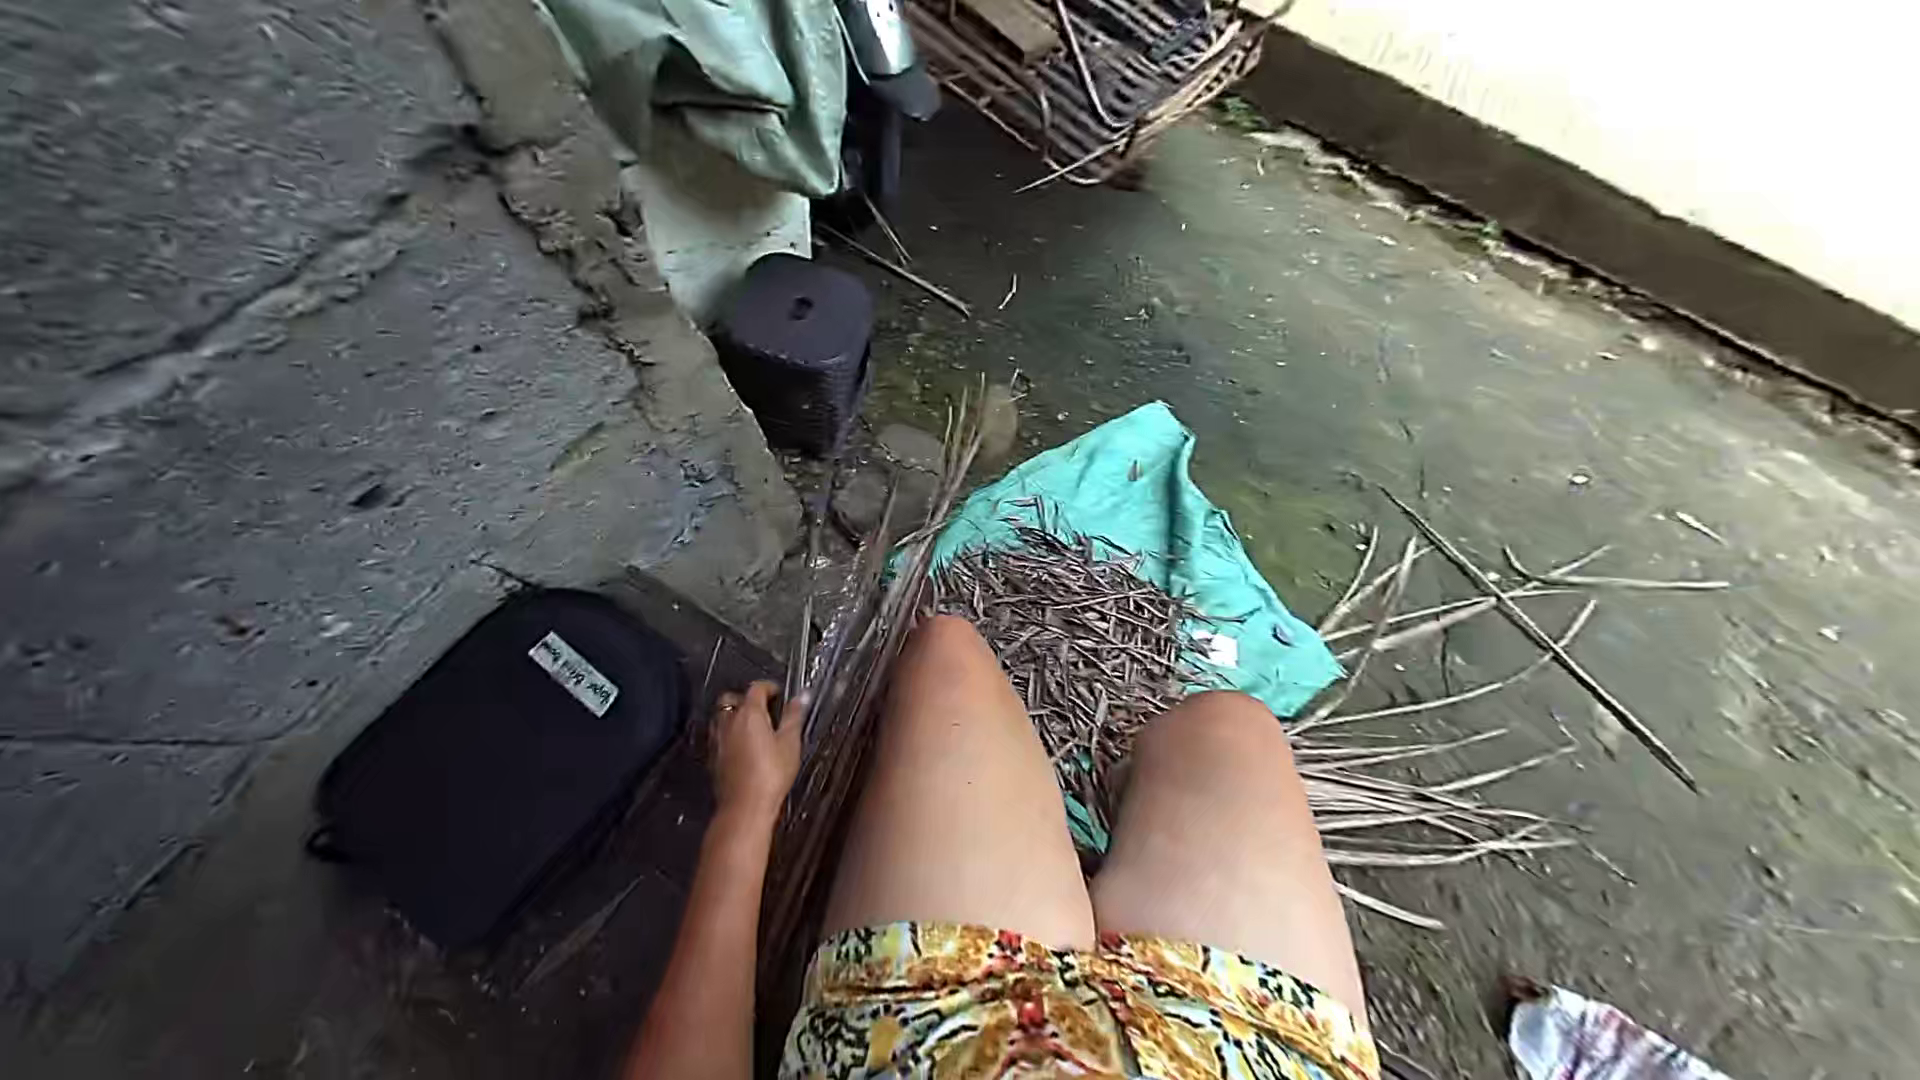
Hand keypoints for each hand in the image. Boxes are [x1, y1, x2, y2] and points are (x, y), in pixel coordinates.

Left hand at [709, 680, 804, 822]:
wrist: (745, 807)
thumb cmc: (770, 774)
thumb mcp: (790, 743)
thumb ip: (794, 716)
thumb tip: (801, 697)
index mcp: (749, 714)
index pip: (756, 688)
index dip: (769, 687)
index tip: (779, 693)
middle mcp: (729, 722)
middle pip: (732, 698)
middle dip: (747, 698)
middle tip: (765, 708)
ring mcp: (718, 740)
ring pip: (722, 716)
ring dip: (735, 714)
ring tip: (754, 725)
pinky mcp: (713, 757)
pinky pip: (719, 735)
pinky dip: (729, 732)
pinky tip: (743, 745)